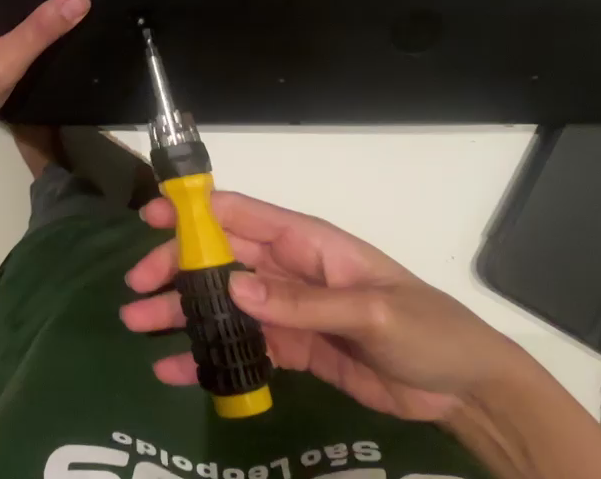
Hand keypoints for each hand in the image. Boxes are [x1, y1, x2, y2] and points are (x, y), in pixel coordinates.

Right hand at [120, 191, 526, 422]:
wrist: (466, 389)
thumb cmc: (426, 328)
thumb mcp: (371, 312)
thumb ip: (303, 303)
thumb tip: (235, 289)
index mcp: (306, 243)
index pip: (239, 215)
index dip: (192, 211)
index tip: (149, 216)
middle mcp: (287, 270)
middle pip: (218, 260)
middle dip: (174, 268)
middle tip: (135, 289)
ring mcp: (287, 309)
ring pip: (222, 304)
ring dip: (181, 312)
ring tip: (138, 326)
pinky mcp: (292, 348)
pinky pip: (242, 347)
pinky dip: (208, 355)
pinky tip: (176, 368)